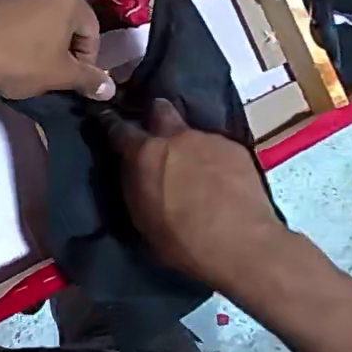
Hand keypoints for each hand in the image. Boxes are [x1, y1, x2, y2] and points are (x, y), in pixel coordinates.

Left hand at [0, 0, 114, 100]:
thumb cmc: (20, 61)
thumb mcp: (61, 76)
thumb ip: (89, 80)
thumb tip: (110, 89)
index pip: (91, 32)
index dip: (88, 60)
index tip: (76, 80)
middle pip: (64, 18)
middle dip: (63, 45)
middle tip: (52, 71)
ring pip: (35, 13)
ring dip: (37, 35)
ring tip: (24, 61)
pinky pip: (8, 12)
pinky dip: (11, 28)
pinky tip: (1, 49)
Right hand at [108, 99, 289, 290]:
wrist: (240, 243)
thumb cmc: (182, 241)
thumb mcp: (142, 218)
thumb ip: (135, 184)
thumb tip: (134, 169)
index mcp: (146, 153)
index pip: (118, 127)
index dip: (113, 125)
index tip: (110, 123)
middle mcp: (177, 137)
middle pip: (160, 109)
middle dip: (156, 115)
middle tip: (158, 135)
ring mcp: (209, 139)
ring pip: (193, 133)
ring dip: (190, 146)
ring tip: (198, 170)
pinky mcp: (236, 148)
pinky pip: (218, 148)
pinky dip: (215, 159)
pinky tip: (223, 180)